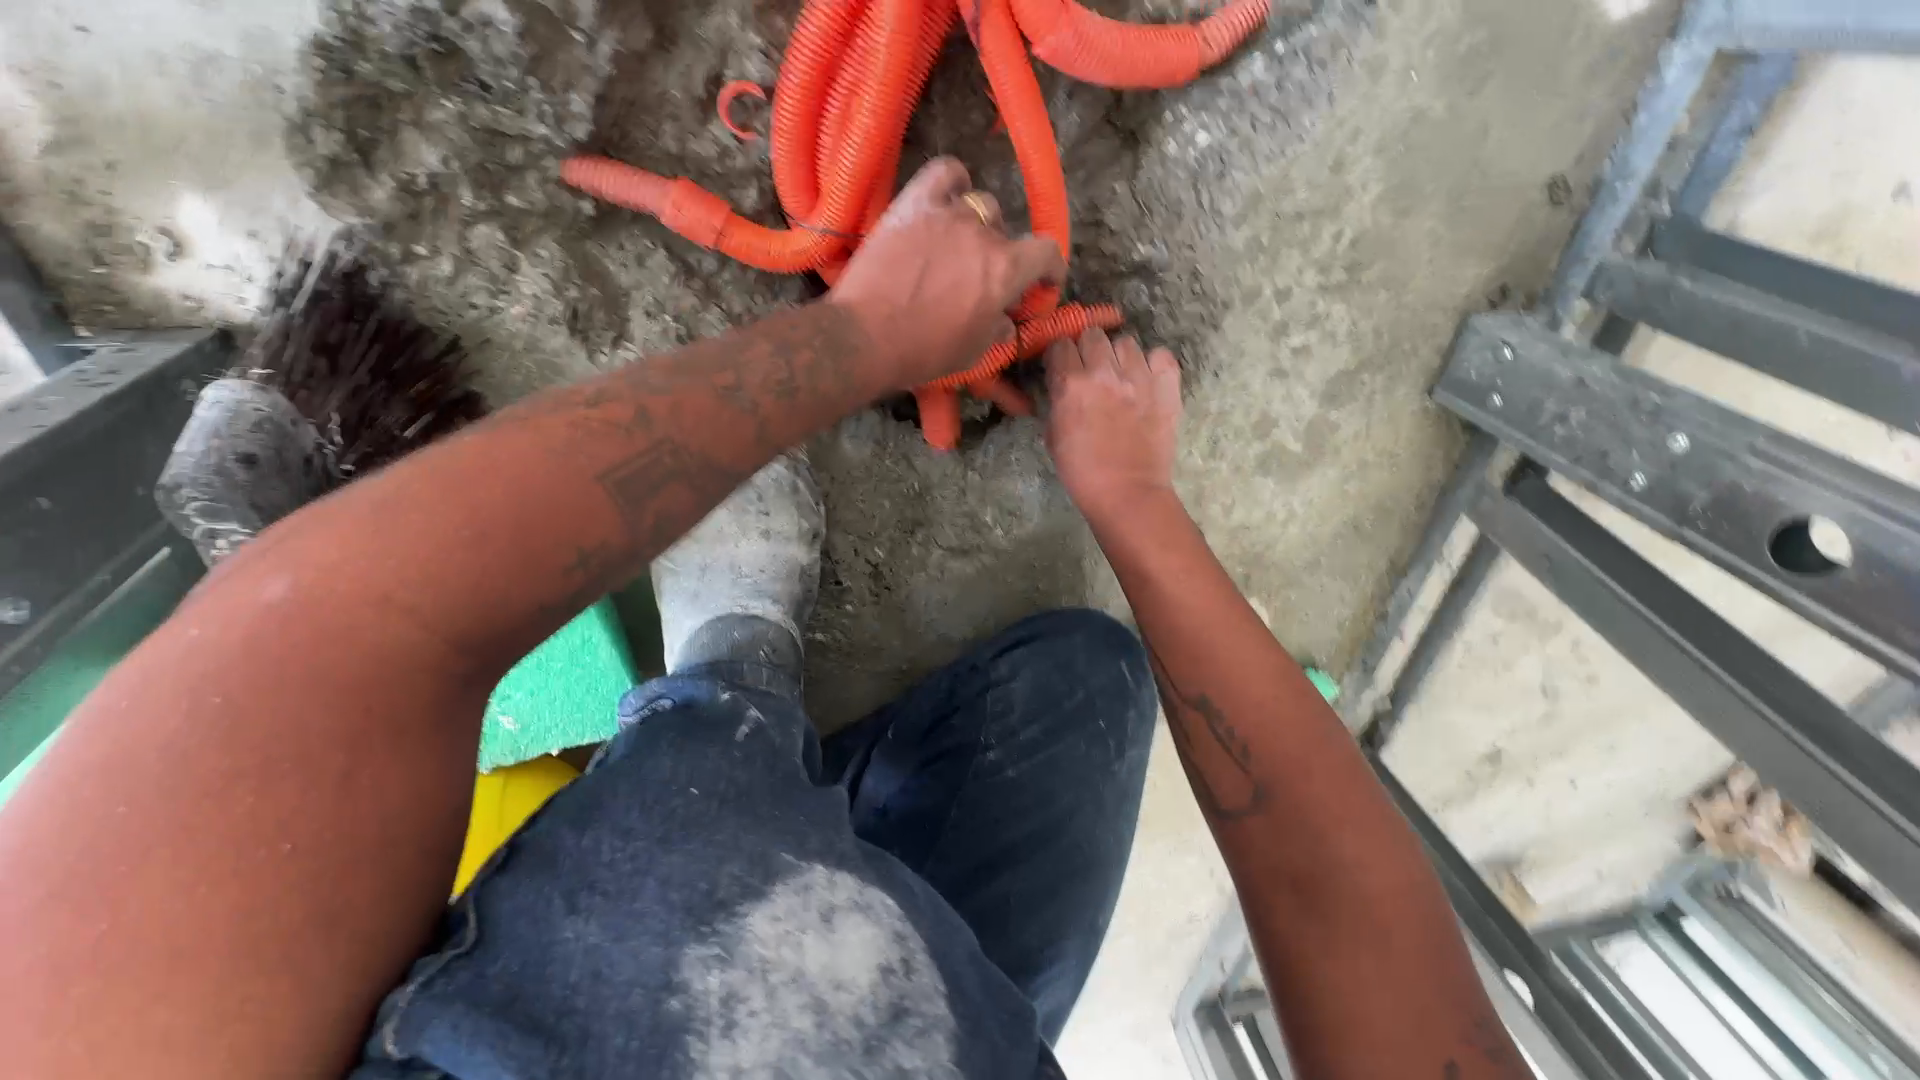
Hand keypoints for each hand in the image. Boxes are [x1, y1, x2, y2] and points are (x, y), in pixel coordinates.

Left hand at [830, 158, 1065, 388]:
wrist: (865, 337)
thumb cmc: (923, 351)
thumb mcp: (973, 352)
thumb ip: (997, 329)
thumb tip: (1005, 320)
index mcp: (1005, 270)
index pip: (1047, 252)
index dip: (1050, 267)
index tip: (1043, 281)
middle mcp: (983, 234)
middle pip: (1006, 232)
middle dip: (1002, 256)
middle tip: (982, 278)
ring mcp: (947, 213)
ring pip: (978, 204)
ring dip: (977, 224)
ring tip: (959, 244)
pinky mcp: (913, 204)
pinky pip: (945, 172)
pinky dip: (954, 180)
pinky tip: (949, 195)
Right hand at [1044, 328, 1182, 522]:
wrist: (1127, 492)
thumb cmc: (1082, 470)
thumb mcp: (1053, 434)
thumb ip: (1057, 400)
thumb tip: (1062, 383)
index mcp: (1071, 384)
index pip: (1061, 345)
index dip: (1061, 356)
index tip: (1064, 368)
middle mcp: (1105, 372)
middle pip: (1093, 335)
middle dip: (1089, 350)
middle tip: (1092, 371)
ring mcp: (1140, 376)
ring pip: (1126, 342)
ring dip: (1120, 356)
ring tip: (1122, 377)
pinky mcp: (1167, 386)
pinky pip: (1160, 356)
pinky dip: (1153, 364)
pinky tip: (1147, 381)